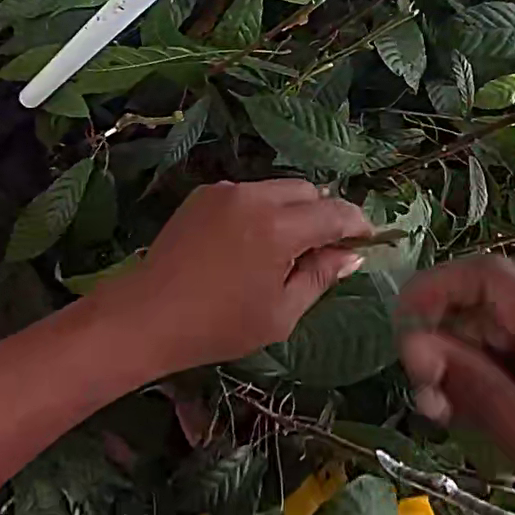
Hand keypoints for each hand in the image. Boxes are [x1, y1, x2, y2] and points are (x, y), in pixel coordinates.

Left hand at [92, 179, 372, 373]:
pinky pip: (249, 193)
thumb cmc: (218, 325)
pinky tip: (246, 243)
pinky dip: (261, 210)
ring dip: (292, 210)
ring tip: (282, 248)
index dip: (357, 223)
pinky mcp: (207, 191)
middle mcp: (256, 196)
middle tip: (324, 247)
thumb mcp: (280, 314)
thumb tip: (351, 255)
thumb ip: (320, 277)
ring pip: (279, 188)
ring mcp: (228, 189)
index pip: (334, 212)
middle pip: (308, 191)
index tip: (367, 237)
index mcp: (279, 228)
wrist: (147, 314)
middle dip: (323, 213)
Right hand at [398, 257, 514, 514]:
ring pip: (506, 335)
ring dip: (469, 367)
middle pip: (495, 307)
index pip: (492, 277)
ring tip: (449, 417)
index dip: (438, 289)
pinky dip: (496, 383)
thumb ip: (480, 393)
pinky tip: (480, 416)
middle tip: (427, 400)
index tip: (398, 331)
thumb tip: (413, 343)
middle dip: (450, 341)